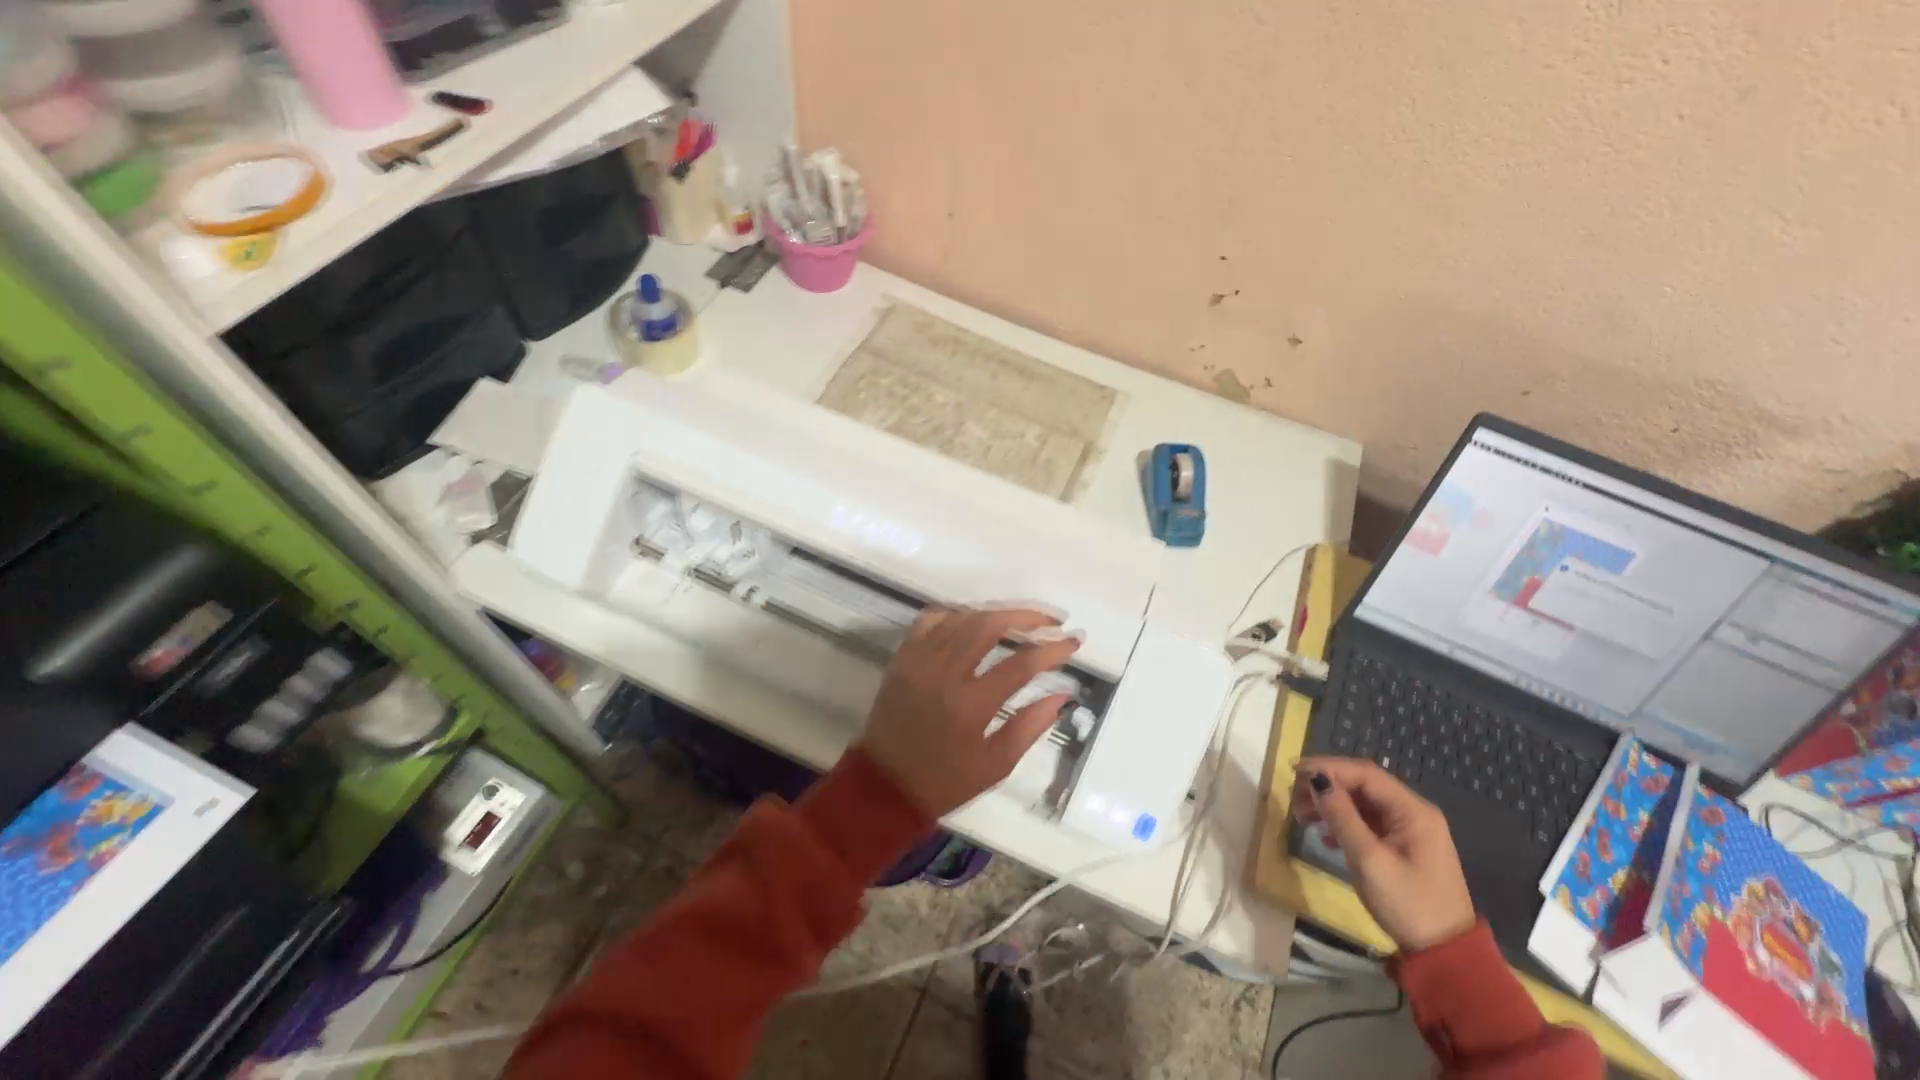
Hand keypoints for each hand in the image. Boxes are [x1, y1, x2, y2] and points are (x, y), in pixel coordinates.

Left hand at [857, 607, 1081, 817]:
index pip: (1021, 664)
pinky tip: (973, 623)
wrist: (885, 786)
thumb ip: (1031, 725)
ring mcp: (918, 661)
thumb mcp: (996, 764)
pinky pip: (929, 620)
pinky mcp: (901, 659)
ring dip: (994, 613)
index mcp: (971, 705)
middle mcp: (943, 674)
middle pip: (989, 624)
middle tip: (1051, 621)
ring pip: (961, 617)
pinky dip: (955, 615)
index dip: (1053, 649)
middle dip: (1027, 616)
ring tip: (1020, 620)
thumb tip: (1064, 694)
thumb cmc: (946, 782)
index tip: (1074, 641)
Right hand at [1292, 757, 1475, 952]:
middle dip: (1328, 786)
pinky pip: (1370, 823)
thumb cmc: (1407, 904)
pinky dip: (1345, 823)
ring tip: (1302, 816)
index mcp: (1413, 811)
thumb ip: (1342, 817)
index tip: (1293, 772)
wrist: (1445, 953)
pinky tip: (1325, 836)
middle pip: (1365, 785)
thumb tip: (1317, 780)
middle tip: (1294, 798)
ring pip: (1365, 804)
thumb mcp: (1369, 860)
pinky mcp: (1405, 848)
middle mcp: (1414, 813)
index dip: (1328, 768)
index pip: (1365, 774)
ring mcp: (1411, 831)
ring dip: (1333, 805)